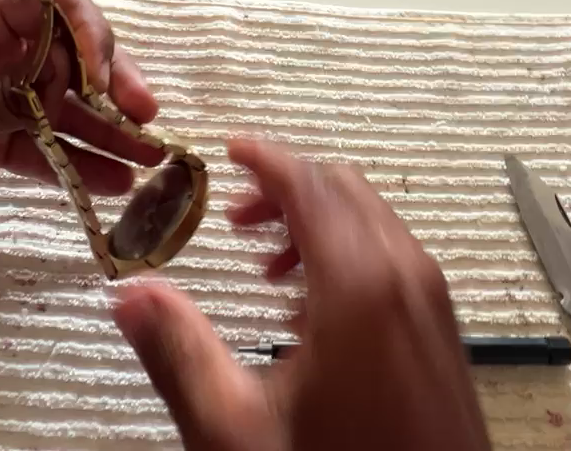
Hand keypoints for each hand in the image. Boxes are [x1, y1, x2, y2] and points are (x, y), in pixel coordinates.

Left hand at [0, 0, 162, 254]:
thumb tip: (62, 95)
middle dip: (113, 85)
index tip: (107, 79)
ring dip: (108, 130)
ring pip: (68, 105)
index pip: (52, 5)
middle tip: (145, 120)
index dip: (90, 33)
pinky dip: (77, 164)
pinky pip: (47, 147)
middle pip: (74, 57)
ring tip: (148, 162)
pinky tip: (110, 184)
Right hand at [111, 140, 490, 450]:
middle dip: (285, 188)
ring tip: (267, 265)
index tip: (232, 148)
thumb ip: (179, 353)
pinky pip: (390, 251)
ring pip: (368, 215)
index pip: (308, 182)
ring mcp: (430, 293)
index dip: (265, 157)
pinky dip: (347, 247)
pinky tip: (312, 302)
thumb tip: (131, 295)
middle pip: (340, 187)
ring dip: (316, 219)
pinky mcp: (440, 319)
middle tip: (237, 217)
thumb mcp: (237, 430)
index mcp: (358, 280)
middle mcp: (404, 269)